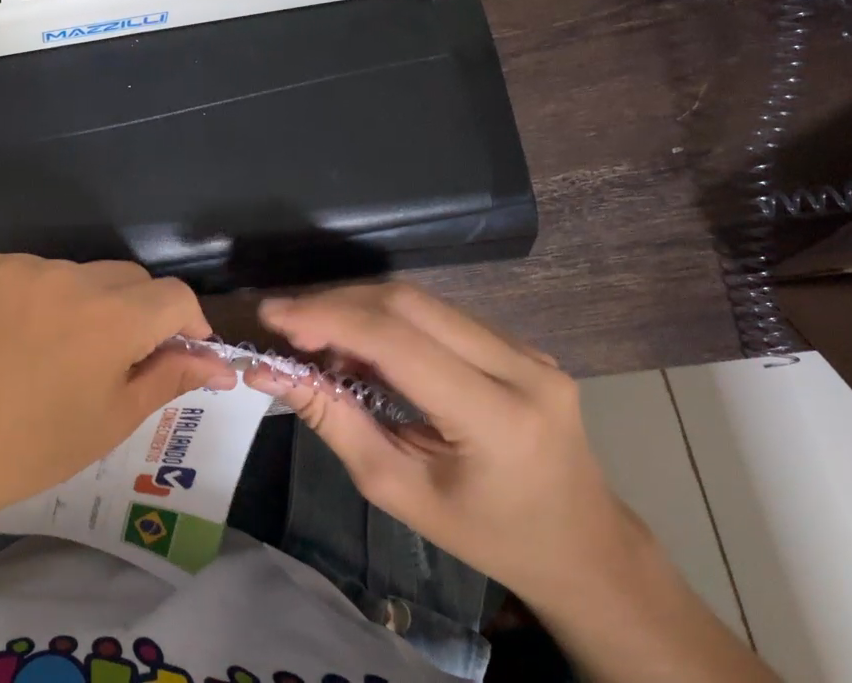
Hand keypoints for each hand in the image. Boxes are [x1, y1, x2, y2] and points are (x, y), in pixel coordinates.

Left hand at [0, 253, 239, 528]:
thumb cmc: (34, 444)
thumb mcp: (114, 417)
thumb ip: (170, 377)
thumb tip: (220, 363)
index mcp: (112, 317)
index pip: (175, 297)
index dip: (187, 325)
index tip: (180, 353)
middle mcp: (70, 277)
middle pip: (129, 279)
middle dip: (139, 312)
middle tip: (120, 359)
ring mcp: (22, 267)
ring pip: (80, 274)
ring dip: (88, 302)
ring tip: (61, 351)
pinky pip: (34, 271)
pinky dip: (41, 295)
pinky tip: (22, 334)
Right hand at [246, 283, 647, 601]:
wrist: (585, 549)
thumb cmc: (485, 533)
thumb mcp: (395, 488)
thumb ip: (331, 420)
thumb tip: (267, 371)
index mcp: (498, 418)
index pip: (397, 342)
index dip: (325, 318)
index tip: (268, 317)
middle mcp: (523, 371)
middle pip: (408, 303)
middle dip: (334, 304)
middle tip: (284, 326)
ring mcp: (530, 353)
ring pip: (421, 301)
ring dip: (357, 309)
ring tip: (316, 341)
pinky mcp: (522, 348)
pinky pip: (439, 315)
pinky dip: (386, 320)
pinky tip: (361, 348)